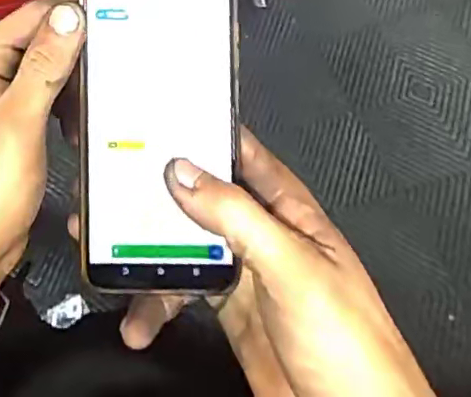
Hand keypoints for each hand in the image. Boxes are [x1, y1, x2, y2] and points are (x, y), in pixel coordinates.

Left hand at [0, 0, 85, 311]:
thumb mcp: (17, 125)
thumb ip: (43, 67)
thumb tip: (67, 17)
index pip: (34, 14)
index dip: (73, 13)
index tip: (111, 17)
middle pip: (43, 37)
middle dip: (76, 54)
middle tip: (107, 70)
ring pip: (49, 66)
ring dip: (73, 84)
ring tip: (87, 108)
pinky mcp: (12, 117)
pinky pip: (46, 93)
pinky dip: (66, 105)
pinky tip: (75, 126)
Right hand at [123, 128, 434, 396]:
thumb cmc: (356, 350)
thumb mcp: (291, 266)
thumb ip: (236, 215)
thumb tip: (184, 172)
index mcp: (287, 210)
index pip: (240, 151)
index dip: (203, 131)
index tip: (160, 120)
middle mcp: (262, 233)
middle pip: (200, 196)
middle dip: (159, 191)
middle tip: (118, 185)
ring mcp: (244, 272)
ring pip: (183, 243)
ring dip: (147, 249)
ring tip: (114, 251)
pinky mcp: (229, 310)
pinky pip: (181, 290)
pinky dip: (155, 301)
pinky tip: (142, 315)